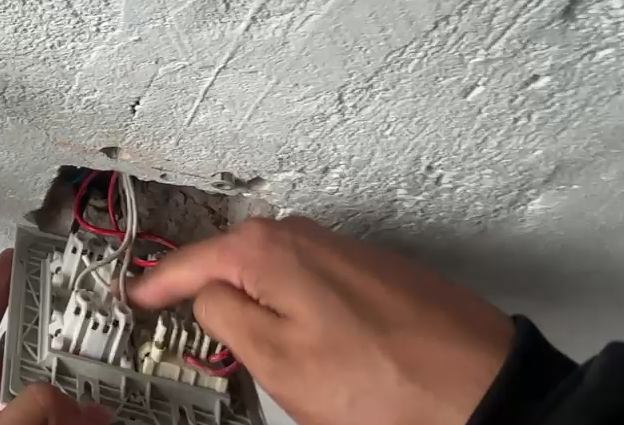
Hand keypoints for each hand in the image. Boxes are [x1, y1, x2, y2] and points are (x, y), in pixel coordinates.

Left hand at [0, 250, 113, 424]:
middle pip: (22, 357)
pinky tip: (117, 413)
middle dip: (52, 334)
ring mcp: (16, 424)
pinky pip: (69, 420)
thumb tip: (85, 406)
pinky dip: (91, 414)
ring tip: (114, 371)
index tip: (12, 257)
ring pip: (53, 394)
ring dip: (82, 382)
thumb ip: (34, 405)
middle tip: (83, 311)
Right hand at [130, 217, 512, 424]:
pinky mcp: (370, 265)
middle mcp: (296, 232)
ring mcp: (336, 245)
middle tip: (201, 338)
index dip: (156, 285)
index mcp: (263, 249)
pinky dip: (299, 308)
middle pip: (231, 265)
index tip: (135, 297)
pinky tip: (322, 347)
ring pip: (272, 275)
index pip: (188, 264)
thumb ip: (222, 317)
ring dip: (263, 308)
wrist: (489, 391)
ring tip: (276, 357)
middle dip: (215, 300)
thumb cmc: (384, 384)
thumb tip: (206, 297)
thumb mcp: (278, 362)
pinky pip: (310, 280)